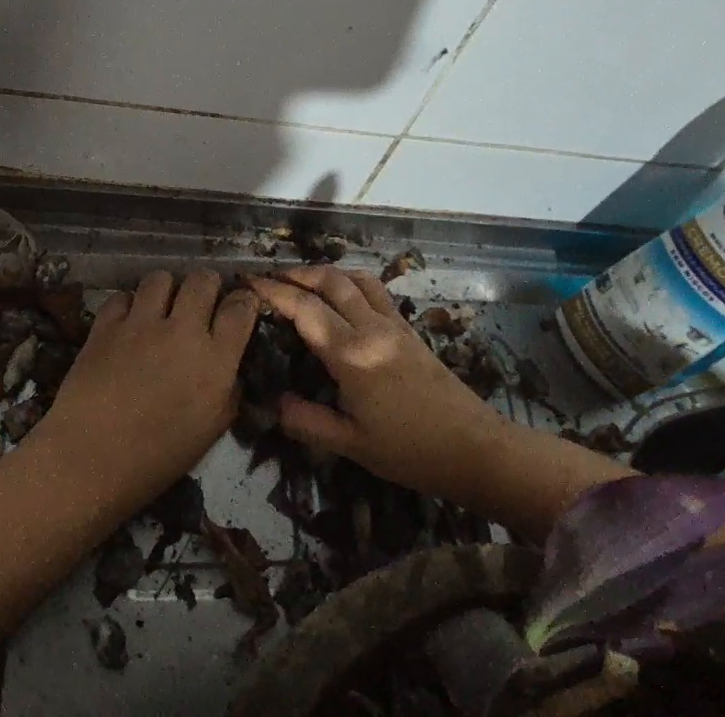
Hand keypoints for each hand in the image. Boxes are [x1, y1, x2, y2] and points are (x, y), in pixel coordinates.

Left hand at [31, 268, 258, 501]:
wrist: (91, 458)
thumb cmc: (158, 457)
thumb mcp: (212, 430)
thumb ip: (229, 391)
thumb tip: (230, 368)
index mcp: (216, 360)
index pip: (241, 307)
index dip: (244, 301)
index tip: (238, 307)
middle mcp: (182, 331)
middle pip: (203, 280)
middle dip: (206, 285)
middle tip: (199, 303)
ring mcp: (141, 324)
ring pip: (161, 278)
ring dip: (166, 289)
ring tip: (160, 308)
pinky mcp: (105, 325)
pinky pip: (122, 296)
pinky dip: (128, 305)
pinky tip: (126, 323)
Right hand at [245, 266, 507, 501]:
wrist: (476, 450)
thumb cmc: (411, 451)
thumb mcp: (351, 445)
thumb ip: (308, 422)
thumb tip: (274, 403)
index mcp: (352, 355)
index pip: (305, 309)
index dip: (273, 292)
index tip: (248, 283)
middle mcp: (373, 329)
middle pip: (331, 282)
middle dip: (297, 273)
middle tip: (269, 278)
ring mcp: (395, 326)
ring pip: (356, 280)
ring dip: (326, 273)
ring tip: (302, 280)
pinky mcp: (410, 331)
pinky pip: (376, 292)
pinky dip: (350, 283)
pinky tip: (342, 296)